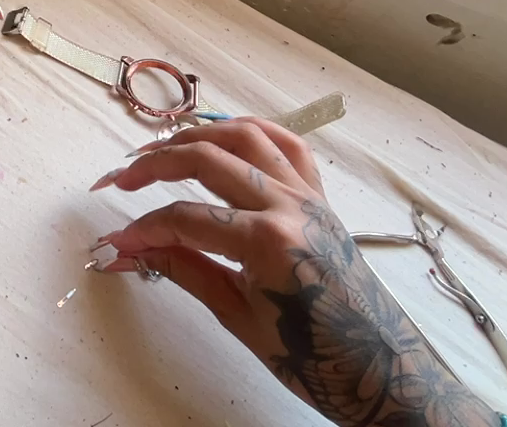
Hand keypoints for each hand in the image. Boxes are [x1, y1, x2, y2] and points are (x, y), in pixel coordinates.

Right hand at [94, 120, 501, 426]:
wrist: (389, 378)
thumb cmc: (313, 360)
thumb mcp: (237, 317)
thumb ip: (178, 270)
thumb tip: (122, 252)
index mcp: (267, 242)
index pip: (184, 219)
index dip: (144, 228)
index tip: (118, 242)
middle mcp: (287, 204)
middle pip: (205, 159)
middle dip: (154, 164)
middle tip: (120, 178)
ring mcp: (307, 194)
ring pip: (241, 136)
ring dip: (195, 135)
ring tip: (162, 149)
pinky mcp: (321, 196)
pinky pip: (286, 143)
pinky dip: (249, 129)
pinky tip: (221, 132)